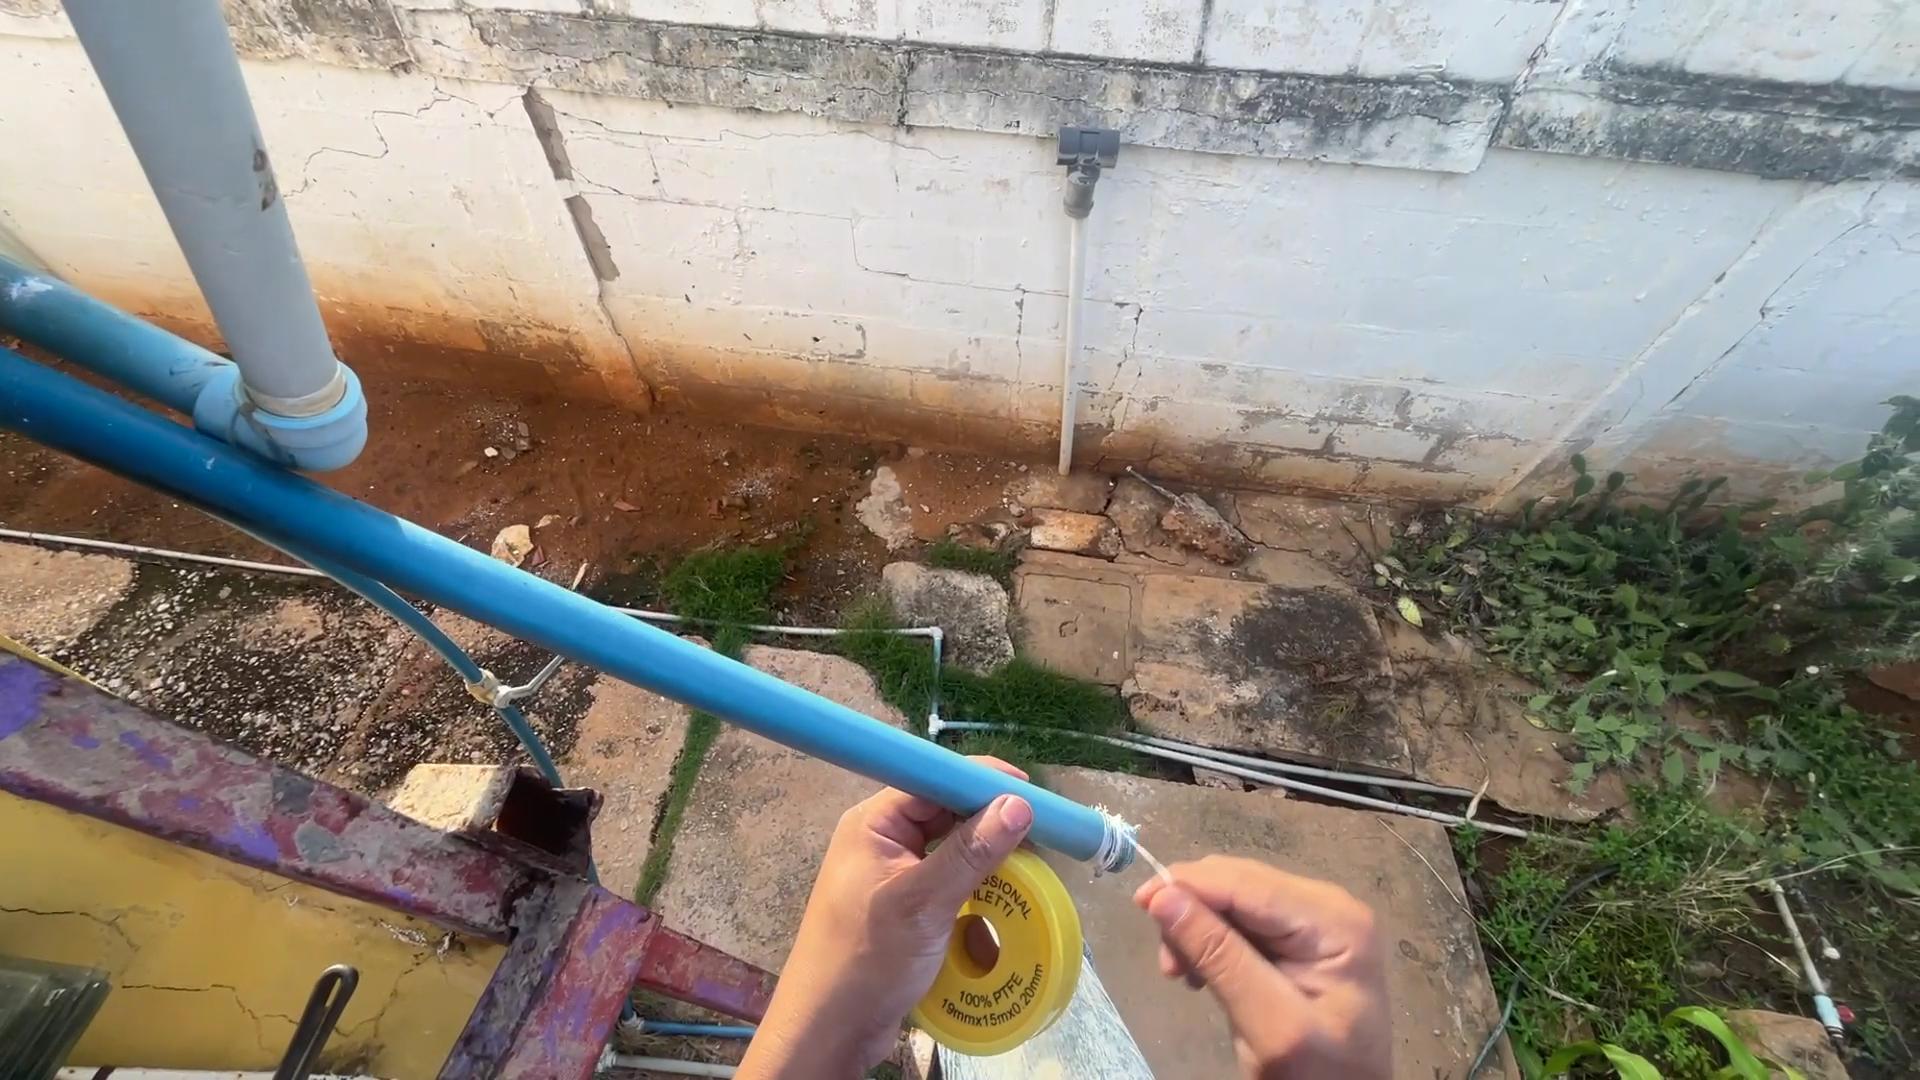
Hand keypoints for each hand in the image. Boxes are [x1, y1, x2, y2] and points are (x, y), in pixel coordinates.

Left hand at [737, 758, 1033, 1078]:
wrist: (827, 1033)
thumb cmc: (865, 961)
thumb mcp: (923, 903)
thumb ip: (971, 853)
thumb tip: (1018, 805)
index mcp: (875, 822)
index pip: (932, 779)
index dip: (979, 779)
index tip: (1026, 789)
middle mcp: (883, 836)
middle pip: (944, 809)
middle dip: (988, 817)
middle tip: (1037, 828)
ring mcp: (892, 869)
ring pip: (949, 843)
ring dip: (984, 852)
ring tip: (1027, 859)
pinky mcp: (904, 901)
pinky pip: (946, 874)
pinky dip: (973, 880)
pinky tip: (1000, 890)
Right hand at [1134, 855, 1389, 1079]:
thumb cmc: (1316, 1078)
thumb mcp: (1270, 1028)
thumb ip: (1219, 958)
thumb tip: (1162, 896)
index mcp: (1333, 920)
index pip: (1245, 882)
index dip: (1188, 883)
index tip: (1141, 904)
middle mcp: (1324, 902)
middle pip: (1235, 882)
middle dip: (1190, 910)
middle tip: (1167, 962)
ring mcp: (1310, 914)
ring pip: (1228, 894)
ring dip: (1194, 926)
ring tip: (1181, 973)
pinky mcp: (1293, 929)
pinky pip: (1235, 914)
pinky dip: (1207, 936)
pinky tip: (1200, 970)